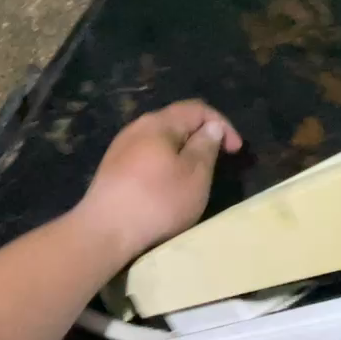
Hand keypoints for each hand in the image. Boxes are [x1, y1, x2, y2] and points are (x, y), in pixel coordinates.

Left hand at [70, 100, 240, 262]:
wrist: (104, 231)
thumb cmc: (157, 201)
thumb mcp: (194, 174)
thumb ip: (205, 146)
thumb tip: (210, 127)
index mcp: (157, 123)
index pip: (196, 109)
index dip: (222, 125)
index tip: (235, 152)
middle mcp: (135, 128)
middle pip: (175, 122)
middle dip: (200, 137)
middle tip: (217, 161)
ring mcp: (119, 149)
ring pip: (159, 141)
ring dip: (181, 152)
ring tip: (194, 175)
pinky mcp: (111, 169)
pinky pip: (145, 157)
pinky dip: (163, 164)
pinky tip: (166, 185)